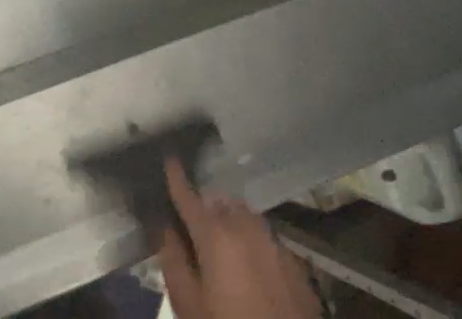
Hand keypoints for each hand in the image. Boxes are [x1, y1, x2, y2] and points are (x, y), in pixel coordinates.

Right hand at [159, 158, 320, 318]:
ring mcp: (275, 243)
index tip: (169, 158)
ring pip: (245, 217)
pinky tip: (248, 266)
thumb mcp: (187, 302)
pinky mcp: (295, 263)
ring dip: (229, 219)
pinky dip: (252, 241)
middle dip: (204, 206)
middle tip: (192, 225)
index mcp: (215, 234)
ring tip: (220, 243)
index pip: (189, 196)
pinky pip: (266, 238)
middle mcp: (246, 228)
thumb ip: (172, 260)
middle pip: (219, 203)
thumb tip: (166, 229)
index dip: (176, 177)